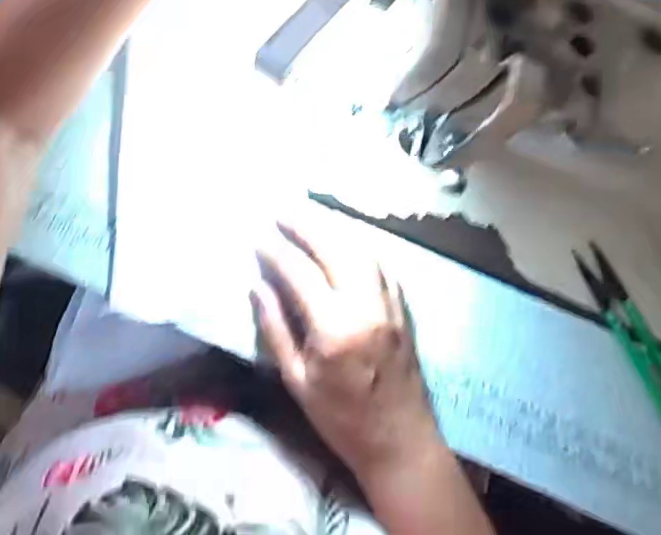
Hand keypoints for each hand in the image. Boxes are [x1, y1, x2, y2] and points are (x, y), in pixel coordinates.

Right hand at [253, 221, 442, 489]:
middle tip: (282, 213)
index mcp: (334, 328)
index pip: (299, 273)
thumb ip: (275, 329)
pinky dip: (358, 248)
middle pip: (333, 249)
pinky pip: (381, 266)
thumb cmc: (341, 420)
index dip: (276, 252)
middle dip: (305, 226)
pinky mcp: (403, 311)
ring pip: (361, 251)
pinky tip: (343, 244)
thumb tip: (257, 286)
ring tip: (309, 221)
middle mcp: (365, 308)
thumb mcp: (297, 381)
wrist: (401, 446)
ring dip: (333, 231)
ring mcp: (389, 307)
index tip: (258, 238)